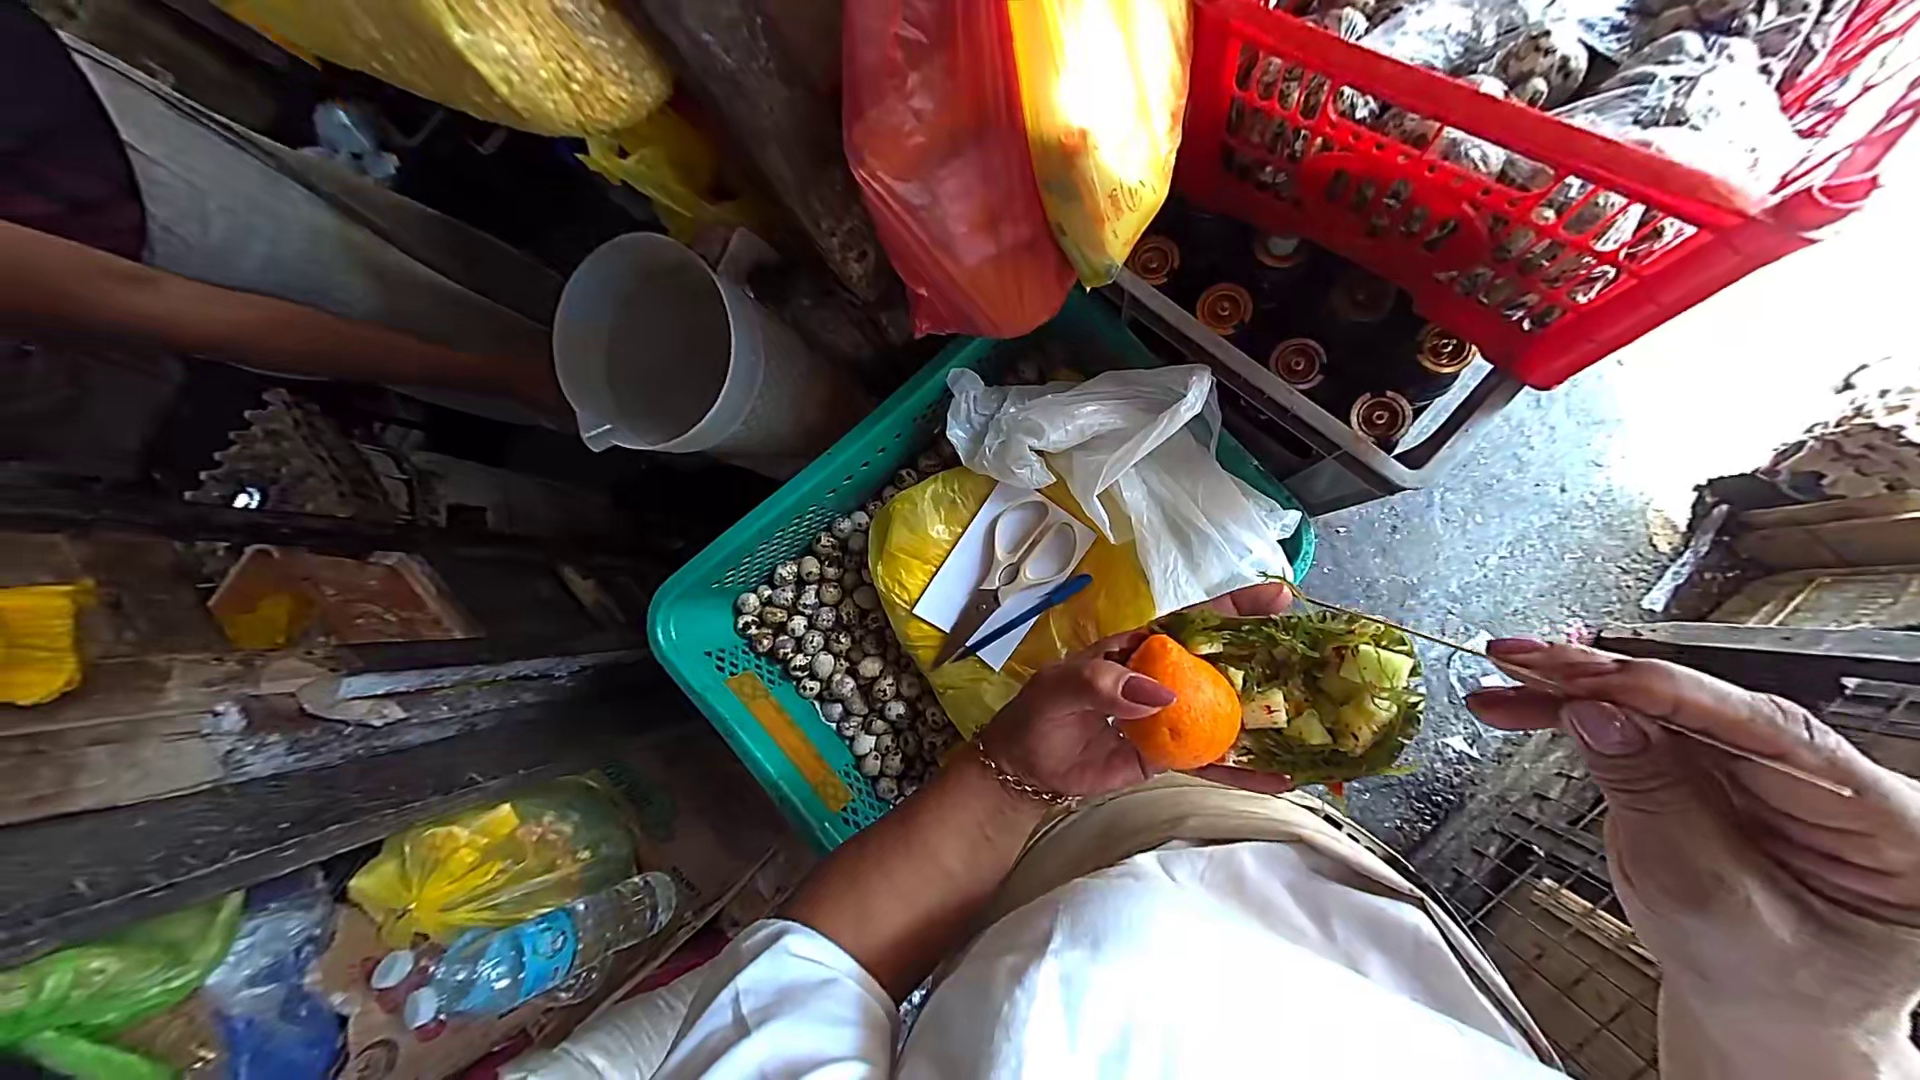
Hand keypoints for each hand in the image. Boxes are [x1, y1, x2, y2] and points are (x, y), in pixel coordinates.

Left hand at [978, 583, 1297, 798]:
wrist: (1026, 768)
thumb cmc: (1038, 716)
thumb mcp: (1058, 689)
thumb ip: (1100, 684)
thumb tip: (1160, 694)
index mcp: (1136, 650)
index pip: (1188, 623)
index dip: (1231, 608)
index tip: (1277, 597)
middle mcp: (1162, 679)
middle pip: (1220, 663)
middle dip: (1267, 659)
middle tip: (1316, 662)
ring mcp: (1169, 718)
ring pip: (1224, 712)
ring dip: (1266, 717)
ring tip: (1315, 721)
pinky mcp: (1169, 755)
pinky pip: (1210, 760)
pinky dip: (1242, 769)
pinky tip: (1280, 777)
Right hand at [1466, 640, 1919, 1063]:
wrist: (1755, 1007)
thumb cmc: (1763, 975)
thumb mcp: (1702, 891)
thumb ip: (1653, 796)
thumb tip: (1597, 715)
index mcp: (1885, 821)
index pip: (1768, 729)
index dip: (1666, 694)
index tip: (1584, 676)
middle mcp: (1821, 779)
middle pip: (1695, 704)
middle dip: (1594, 680)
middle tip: (1520, 660)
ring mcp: (1755, 770)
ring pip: (1647, 706)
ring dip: (1563, 693)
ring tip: (1501, 684)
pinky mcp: (1698, 768)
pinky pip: (1624, 725)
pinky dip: (1564, 715)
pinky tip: (1519, 705)